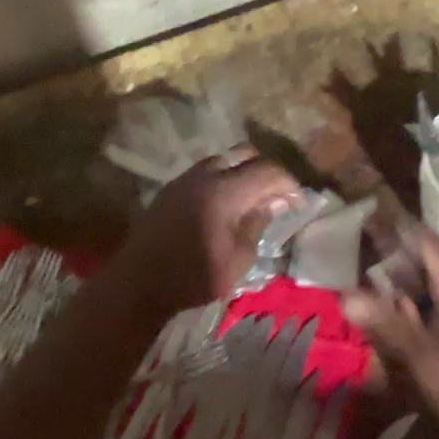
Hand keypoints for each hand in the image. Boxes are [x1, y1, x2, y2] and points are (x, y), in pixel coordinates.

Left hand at [113, 147, 299, 319]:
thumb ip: (258, 224)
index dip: (289, 184)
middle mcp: (204, 176)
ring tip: (251, 200)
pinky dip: (222, 179)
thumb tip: (274, 202)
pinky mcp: (170, 189)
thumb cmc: (193, 277)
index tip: (299, 204)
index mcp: (225, 192)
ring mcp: (184, 179)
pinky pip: (204, 172)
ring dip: (242, 173)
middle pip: (245, 154)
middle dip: (266, 171)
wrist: (139, 283)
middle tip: (277, 197)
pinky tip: (225, 205)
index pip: (268, 171)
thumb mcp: (238, 258)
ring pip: (222, 160)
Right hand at [341, 222, 438, 438]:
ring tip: (380, 289)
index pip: (428, 242)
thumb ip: (386, 324)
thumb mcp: (423, 358)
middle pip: (435, 260)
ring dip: (412, 283)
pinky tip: (410, 320)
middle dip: (400, 258)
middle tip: (364, 258)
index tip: (367, 222)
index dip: (398, 230)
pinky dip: (426, 302)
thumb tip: (345, 295)